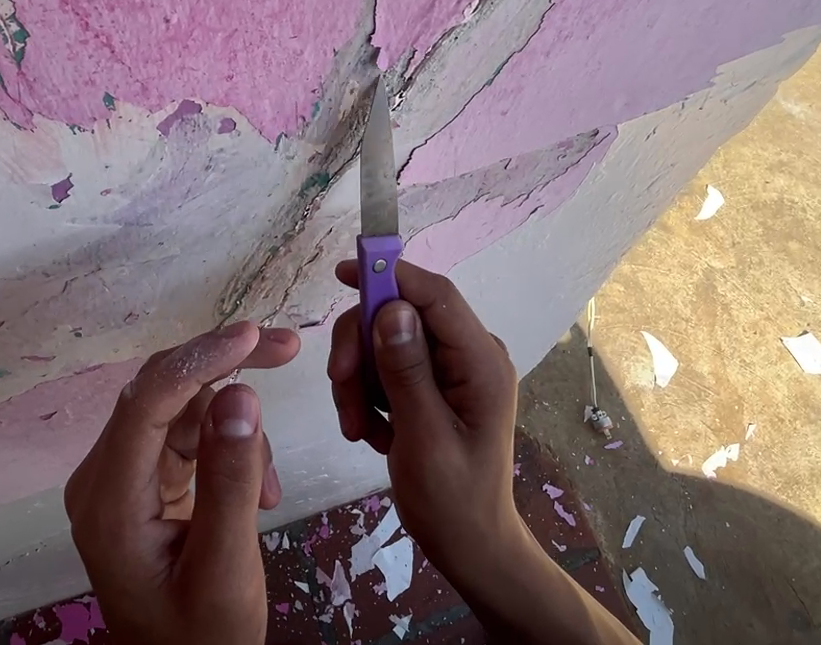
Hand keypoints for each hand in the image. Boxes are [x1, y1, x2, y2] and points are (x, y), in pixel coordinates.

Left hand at [66, 322, 300, 644]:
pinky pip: (192, 432)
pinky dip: (232, 446)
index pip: (148, 401)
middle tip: (287, 348)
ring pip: (185, 406)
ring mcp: (125, 474)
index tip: (254, 336)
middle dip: (225, 365)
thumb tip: (242, 393)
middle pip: (163, 388)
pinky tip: (259, 492)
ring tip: (270, 486)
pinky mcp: (147, 478)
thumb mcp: (226, 569)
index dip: (201, 358)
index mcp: (109, 500)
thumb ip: (231, 480)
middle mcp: (106, 475)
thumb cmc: (203, 637)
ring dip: (237, 424)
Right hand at [327, 258, 521, 584]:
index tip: (344, 272)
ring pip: (383, 342)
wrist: (470, 547)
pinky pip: (385, 367)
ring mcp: (449, 368)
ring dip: (358, 381)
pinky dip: (367, 396)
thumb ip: (407, 371)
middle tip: (340, 390)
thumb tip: (392, 308)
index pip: (434, 295)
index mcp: (480, 361)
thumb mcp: (425, 438)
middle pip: (399, 316)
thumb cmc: (454, 501)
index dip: (390, 274)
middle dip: (361, 351)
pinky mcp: (431, 384)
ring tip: (357, 428)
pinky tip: (374, 433)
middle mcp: (467, 354)